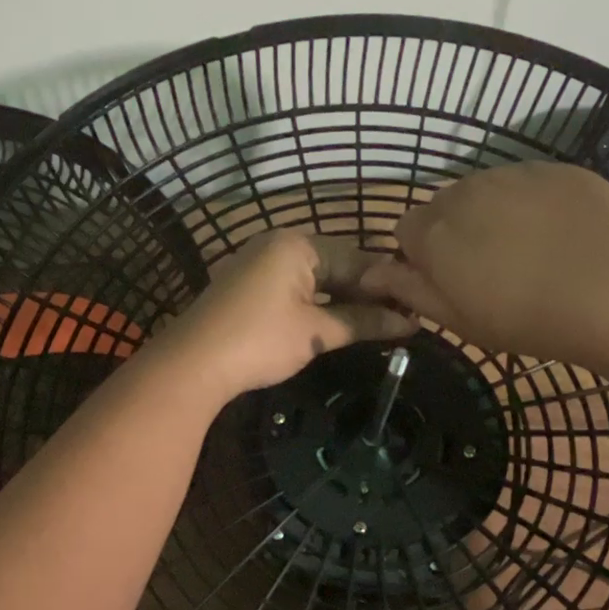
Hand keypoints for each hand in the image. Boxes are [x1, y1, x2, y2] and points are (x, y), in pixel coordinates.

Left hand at [153, 232, 415, 399]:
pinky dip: (317, 306)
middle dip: (366, 293)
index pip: (357, 258)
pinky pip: (294, 290)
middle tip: (401, 319)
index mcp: (297, 244)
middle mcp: (277, 245)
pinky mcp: (248, 289)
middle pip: (335, 266)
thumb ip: (363, 322)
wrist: (192, 365)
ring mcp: (259, 266)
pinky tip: (337, 326)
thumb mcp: (316, 332)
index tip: (416, 307)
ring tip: (377, 326)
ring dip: (343, 302)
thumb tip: (409, 323)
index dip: (387, 286)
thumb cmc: (259, 341)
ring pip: (315, 280)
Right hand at [359, 161, 608, 367]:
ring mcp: (514, 174)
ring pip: (485, 193)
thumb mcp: (461, 321)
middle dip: (454, 234)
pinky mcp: (558, 170)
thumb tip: (371, 275)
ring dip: (491, 217)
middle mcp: (465, 191)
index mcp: (433, 232)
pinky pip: (528, 185)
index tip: (447, 284)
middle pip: (443, 207)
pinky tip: (562, 238)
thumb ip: (411, 292)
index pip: (403, 232)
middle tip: (489, 274)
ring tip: (529, 256)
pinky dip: (532, 207)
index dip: (421, 259)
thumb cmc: (530, 319)